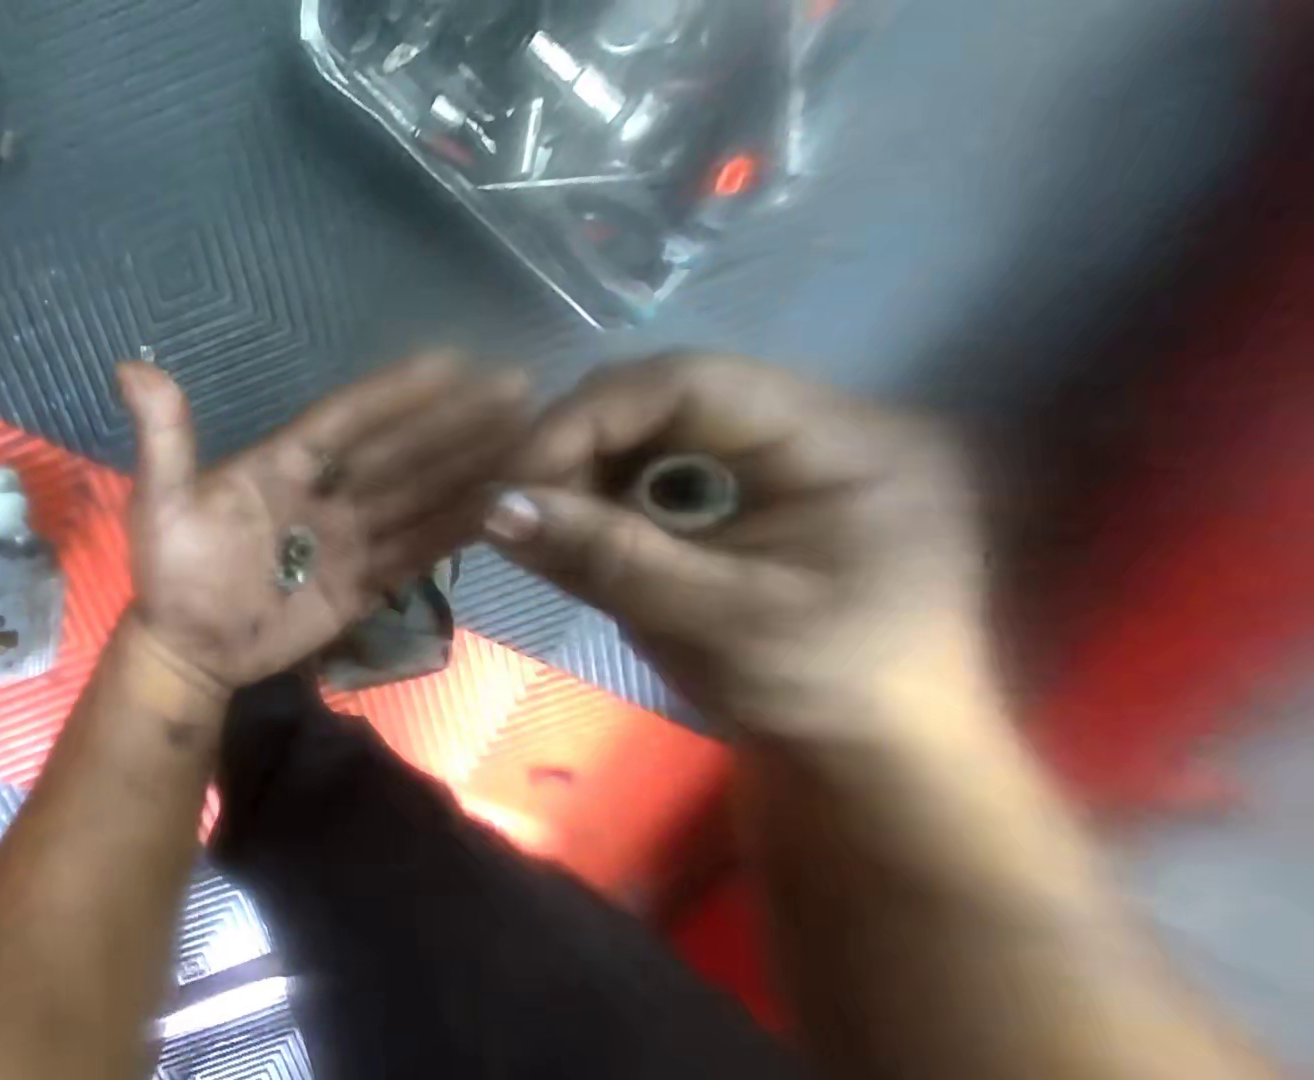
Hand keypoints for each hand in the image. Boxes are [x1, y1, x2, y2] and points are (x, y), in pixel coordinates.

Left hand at [117, 353, 528, 691]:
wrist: (190, 649)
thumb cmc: (173, 574)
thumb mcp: (161, 505)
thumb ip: (164, 441)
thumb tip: (131, 366)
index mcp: (287, 464)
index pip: (350, 419)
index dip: (399, 392)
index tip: (454, 361)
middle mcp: (330, 493)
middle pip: (402, 453)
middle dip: (459, 423)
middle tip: (517, 391)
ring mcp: (352, 538)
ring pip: (420, 497)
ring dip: (470, 470)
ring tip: (525, 441)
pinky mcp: (366, 582)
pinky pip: (416, 551)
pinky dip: (455, 532)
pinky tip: (497, 509)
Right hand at [484, 354, 987, 734]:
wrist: (869, 755)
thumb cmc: (819, 693)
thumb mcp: (711, 624)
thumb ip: (604, 557)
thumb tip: (491, 506)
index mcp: (841, 441)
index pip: (690, 383)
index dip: (589, 417)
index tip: (516, 476)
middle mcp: (809, 426)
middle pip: (662, 400)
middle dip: (580, 447)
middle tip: (520, 506)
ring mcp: (774, 458)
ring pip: (649, 434)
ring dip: (586, 475)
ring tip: (548, 527)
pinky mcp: (743, 492)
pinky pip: (655, 472)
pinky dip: (605, 501)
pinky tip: (583, 536)